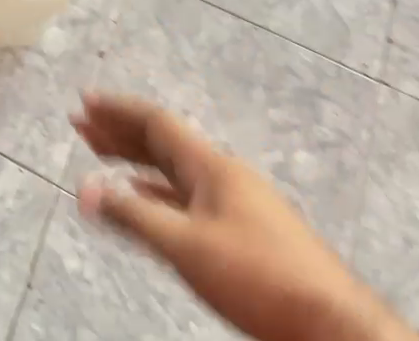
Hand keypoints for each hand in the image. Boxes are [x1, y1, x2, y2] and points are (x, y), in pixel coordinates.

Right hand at [73, 93, 418, 340]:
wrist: (337, 326)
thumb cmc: (259, 277)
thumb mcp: (186, 245)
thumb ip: (132, 216)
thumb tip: (82, 188)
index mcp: (211, 167)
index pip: (156, 123)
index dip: (118, 110)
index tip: (85, 101)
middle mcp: (223, 176)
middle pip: (164, 142)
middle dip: (120, 131)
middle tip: (81, 125)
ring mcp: (237, 204)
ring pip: (175, 170)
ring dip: (135, 160)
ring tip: (100, 155)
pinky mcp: (244, 233)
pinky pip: (187, 196)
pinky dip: (156, 190)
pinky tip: (143, 198)